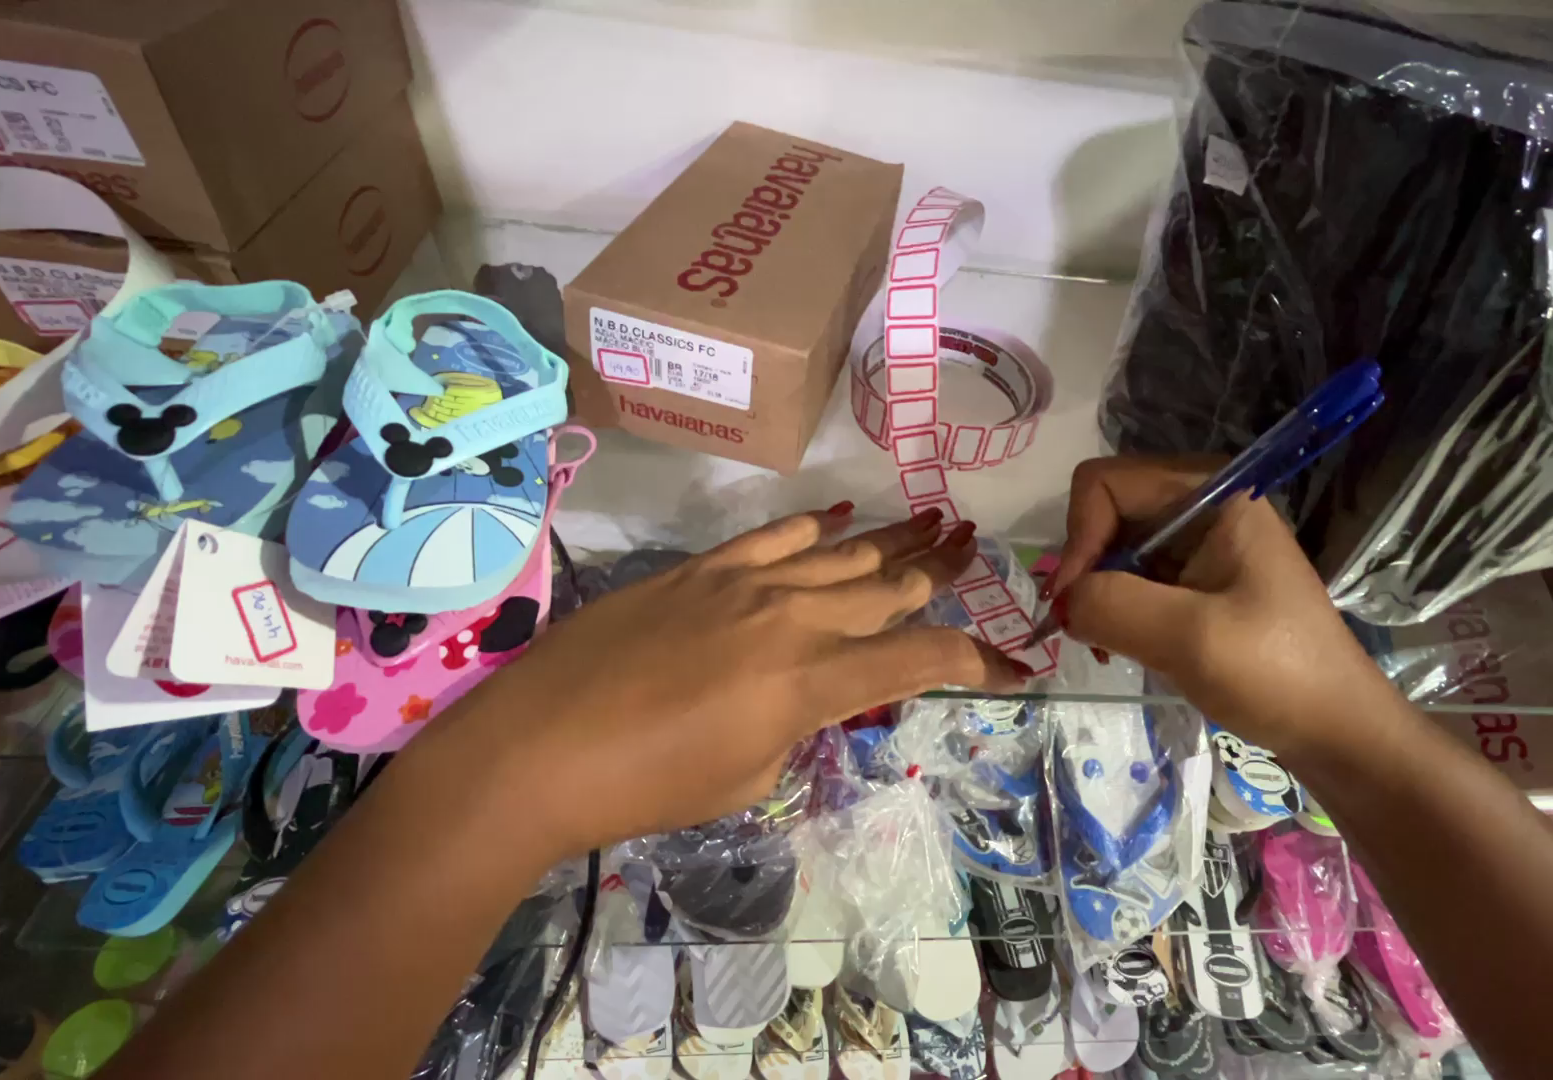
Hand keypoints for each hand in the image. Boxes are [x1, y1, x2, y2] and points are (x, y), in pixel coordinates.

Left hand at [424, 507, 1029, 855]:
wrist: (538, 748)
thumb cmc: (648, 786)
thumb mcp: (750, 774)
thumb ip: (798, 722)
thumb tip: (811, 690)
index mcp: (811, 683)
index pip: (919, 660)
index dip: (976, 661)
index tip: (1014, 663)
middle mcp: (792, 618)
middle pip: (888, 587)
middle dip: (941, 571)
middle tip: (974, 551)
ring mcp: (746, 582)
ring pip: (842, 554)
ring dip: (894, 540)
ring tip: (935, 521)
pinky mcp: (702, 566)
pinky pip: (775, 534)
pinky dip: (816, 527)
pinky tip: (843, 517)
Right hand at [1047, 456, 1398, 758]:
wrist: (1334, 729)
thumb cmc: (1275, 675)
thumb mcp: (1190, 637)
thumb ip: (1112, 605)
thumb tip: (1060, 603)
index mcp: (1211, 494)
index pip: (1104, 485)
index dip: (1078, 537)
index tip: (1073, 601)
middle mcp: (1200, 504)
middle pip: (1102, 513)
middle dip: (1086, 569)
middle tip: (1085, 628)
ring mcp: (1196, 541)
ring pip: (1110, 548)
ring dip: (1096, 595)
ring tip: (1106, 644)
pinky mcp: (1192, 576)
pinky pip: (1128, 576)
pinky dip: (1112, 609)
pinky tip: (1122, 644)